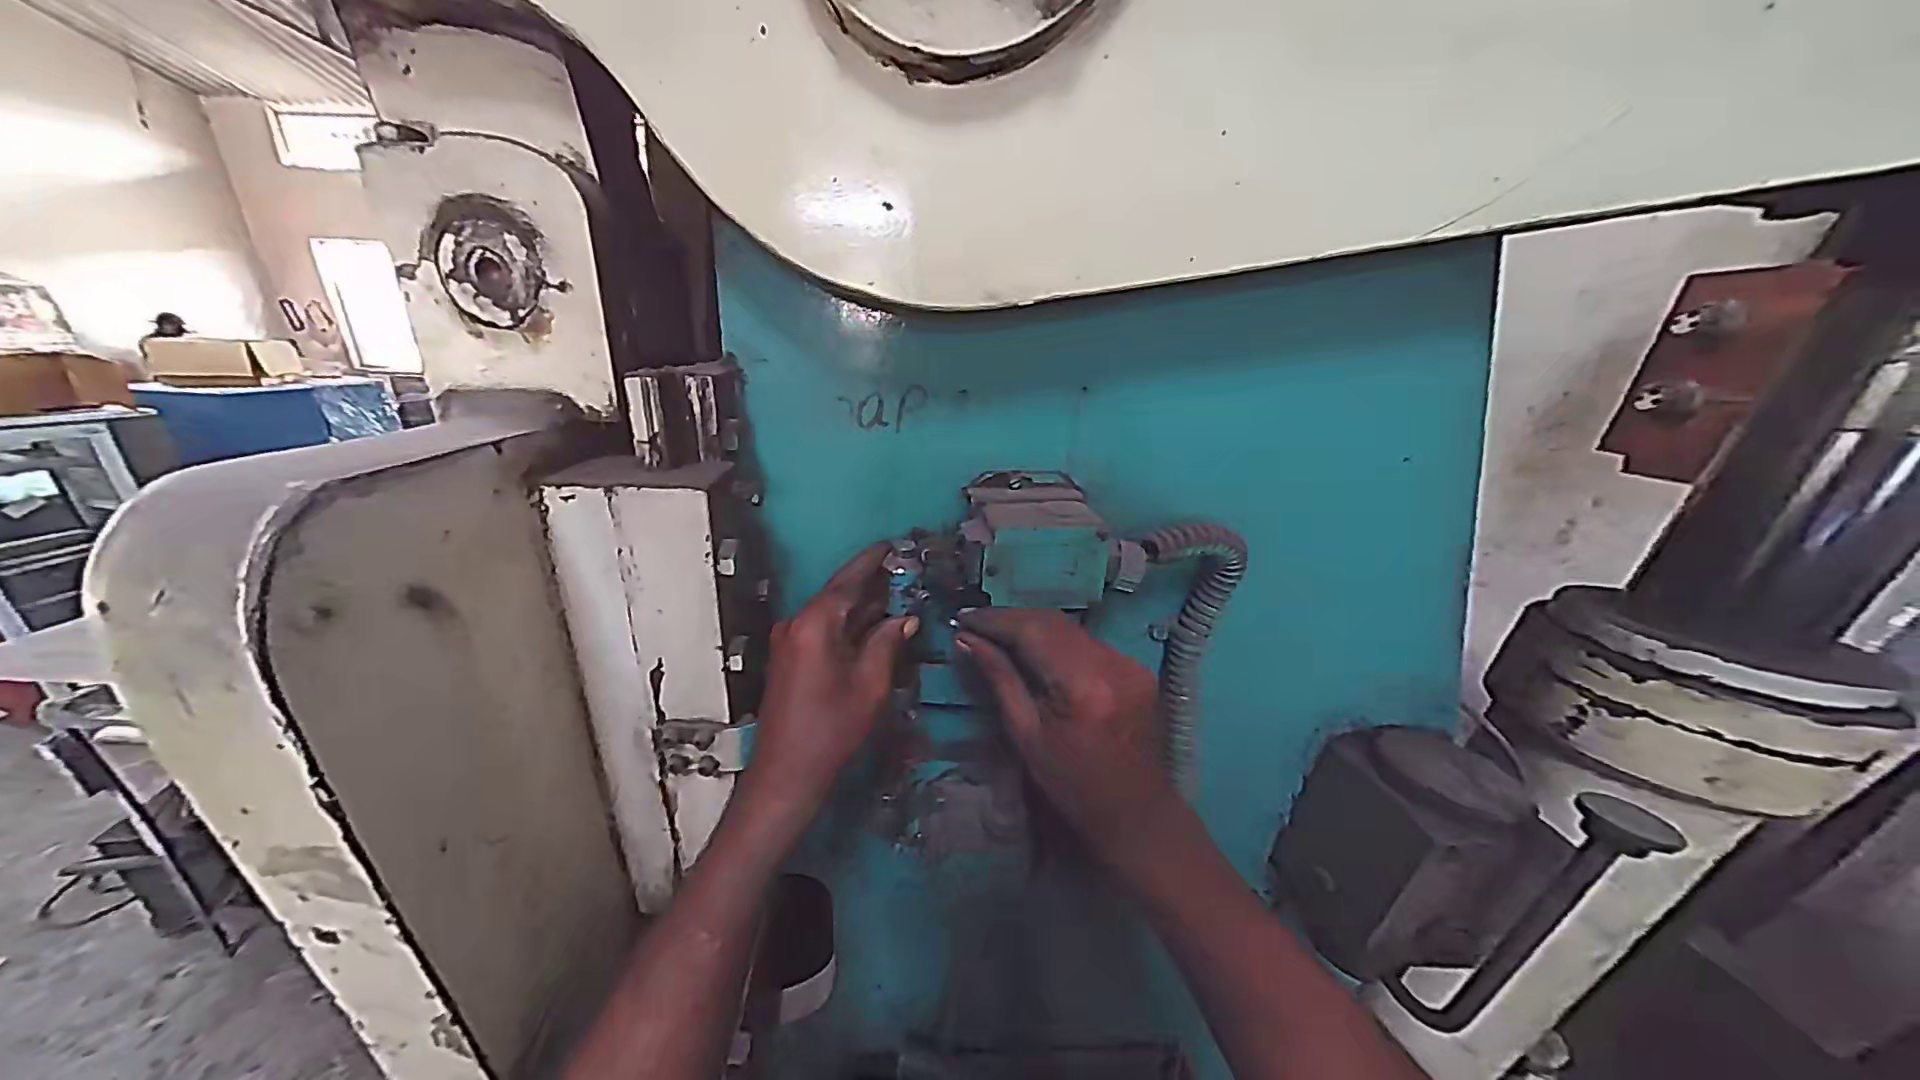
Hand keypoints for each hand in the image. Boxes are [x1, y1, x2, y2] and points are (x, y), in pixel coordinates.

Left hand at [749, 544, 916, 810]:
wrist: (787, 772)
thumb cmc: (831, 729)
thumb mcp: (870, 683)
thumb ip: (887, 642)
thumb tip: (904, 618)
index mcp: (814, 624)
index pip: (847, 581)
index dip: (872, 561)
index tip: (892, 545)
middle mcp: (797, 624)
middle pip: (838, 594)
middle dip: (871, 584)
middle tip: (904, 572)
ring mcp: (790, 641)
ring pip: (832, 613)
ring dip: (862, 606)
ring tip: (897, 595)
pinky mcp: (791, 657)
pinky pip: (824, 629)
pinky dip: (849, 624)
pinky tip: (874, 625)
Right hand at [955, 609, 1174, 863]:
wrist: (1137, 813)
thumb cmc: (1073, 786)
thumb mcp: (1025, 736)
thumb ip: (1000, 679)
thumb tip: (968, 640)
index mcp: (1083, 685)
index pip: (1032, 631)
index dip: (995, 620)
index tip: (963, 618)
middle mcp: (1112, 663)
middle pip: (1052, 622)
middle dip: (1010, 619)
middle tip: (974, 623)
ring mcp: (1130, 662)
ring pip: (1070, 628)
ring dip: (1032, 626)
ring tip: (997, 633)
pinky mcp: (1137, 667)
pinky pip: (1087, 642)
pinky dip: (1056, 640)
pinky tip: (1033, 648)